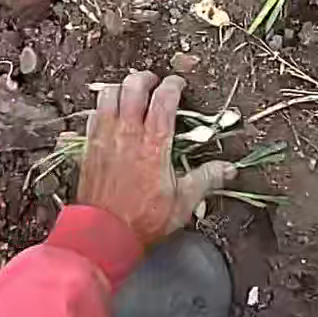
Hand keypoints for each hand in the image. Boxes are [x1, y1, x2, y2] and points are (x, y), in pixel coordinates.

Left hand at [77, 71, 233, 246]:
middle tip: (154, 83)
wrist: (101, 237)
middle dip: (146, 78)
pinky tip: (109, 114)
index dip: (174, 85)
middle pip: (133, 87)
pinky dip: (101, 108)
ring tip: (131, 93)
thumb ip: (207, 179)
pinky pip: (91, 115)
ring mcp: (104, 138)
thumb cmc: (144, 221)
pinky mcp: (88, 148)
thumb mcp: (183, 201)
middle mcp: (127, 134)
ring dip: (121, 88)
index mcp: (154, 143)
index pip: (165, 98)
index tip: (179, 85)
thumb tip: (229, 168)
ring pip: (108, 95)